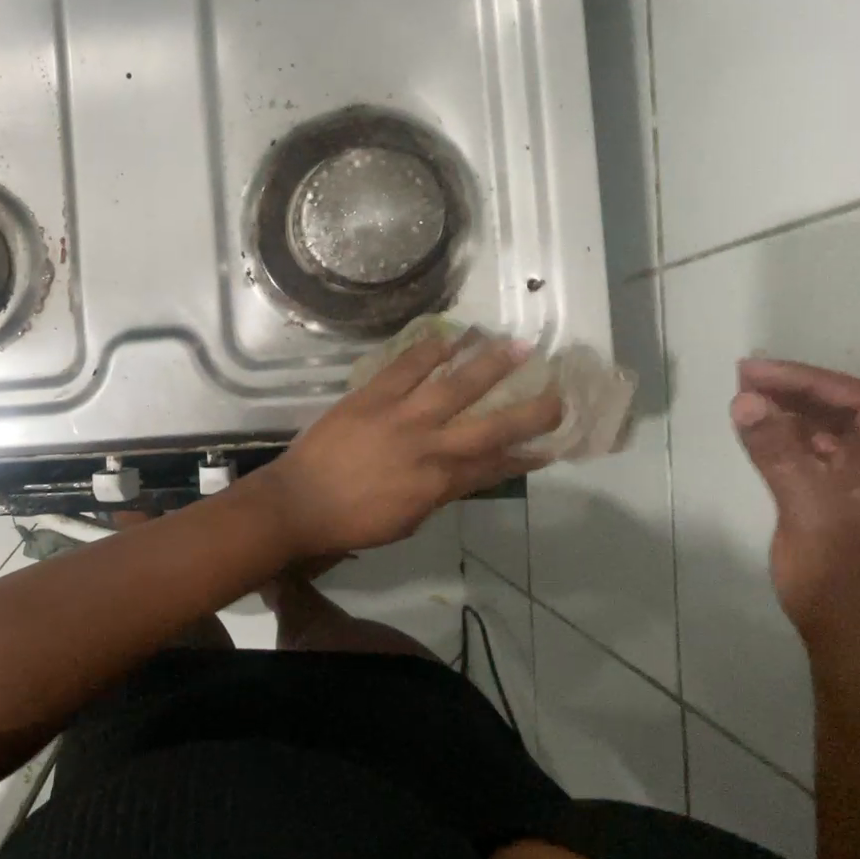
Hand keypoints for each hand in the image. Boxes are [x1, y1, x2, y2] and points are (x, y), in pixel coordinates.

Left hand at [249, 333, 563, 557]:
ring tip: (519, 343)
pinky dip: (428, 350)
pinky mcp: (369, 398)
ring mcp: (399, 417)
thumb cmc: (350, 522)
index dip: (525, 456)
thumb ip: (436, 495)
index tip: (554, 445)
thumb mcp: (405, 521)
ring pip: (454, 386)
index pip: (494, 468)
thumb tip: (459, 476)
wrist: (298, 503)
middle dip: (530, 410)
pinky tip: (451, 336)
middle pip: (490, 425)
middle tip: (561, 391)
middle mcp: (429, 447)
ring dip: (489, 364)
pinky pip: (404, 368)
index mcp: (438, 484)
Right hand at [732, 359, 859, 673]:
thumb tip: (745, 400)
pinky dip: (793, 445)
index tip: (750, 372)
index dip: (807, 381)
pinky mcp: (857, 511)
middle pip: (854, 416)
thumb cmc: (847, 586)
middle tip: (742, 378)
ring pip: (838, 438)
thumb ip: (778, 454)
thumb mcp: (810, 515)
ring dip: (793, 416)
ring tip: (745, 400)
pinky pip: (826, 463)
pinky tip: (762, 436)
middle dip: (799, 393)